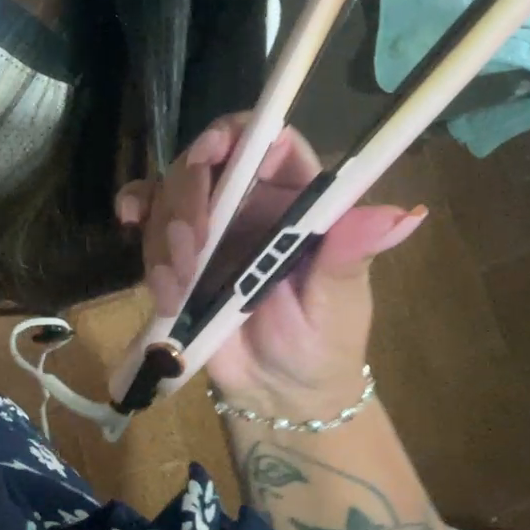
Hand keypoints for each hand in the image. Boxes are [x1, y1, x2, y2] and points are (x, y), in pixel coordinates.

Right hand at [115, 115, 427, 418]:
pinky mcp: (171, 244)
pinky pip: (143, 208)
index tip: (215, 154)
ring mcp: (207, 221)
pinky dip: (133, 209)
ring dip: (163, 235)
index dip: (241, 135)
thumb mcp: (338, 305)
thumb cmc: (321, 346)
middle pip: (207, 162)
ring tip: (177, 290)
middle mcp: (248, 200)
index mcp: (295, 200)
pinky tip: (130, 224)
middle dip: (188, 198)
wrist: (275, 394)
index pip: (270, 141)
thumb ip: (349, 256)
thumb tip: (398, 215)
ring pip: (169, 190)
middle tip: (189, 250)